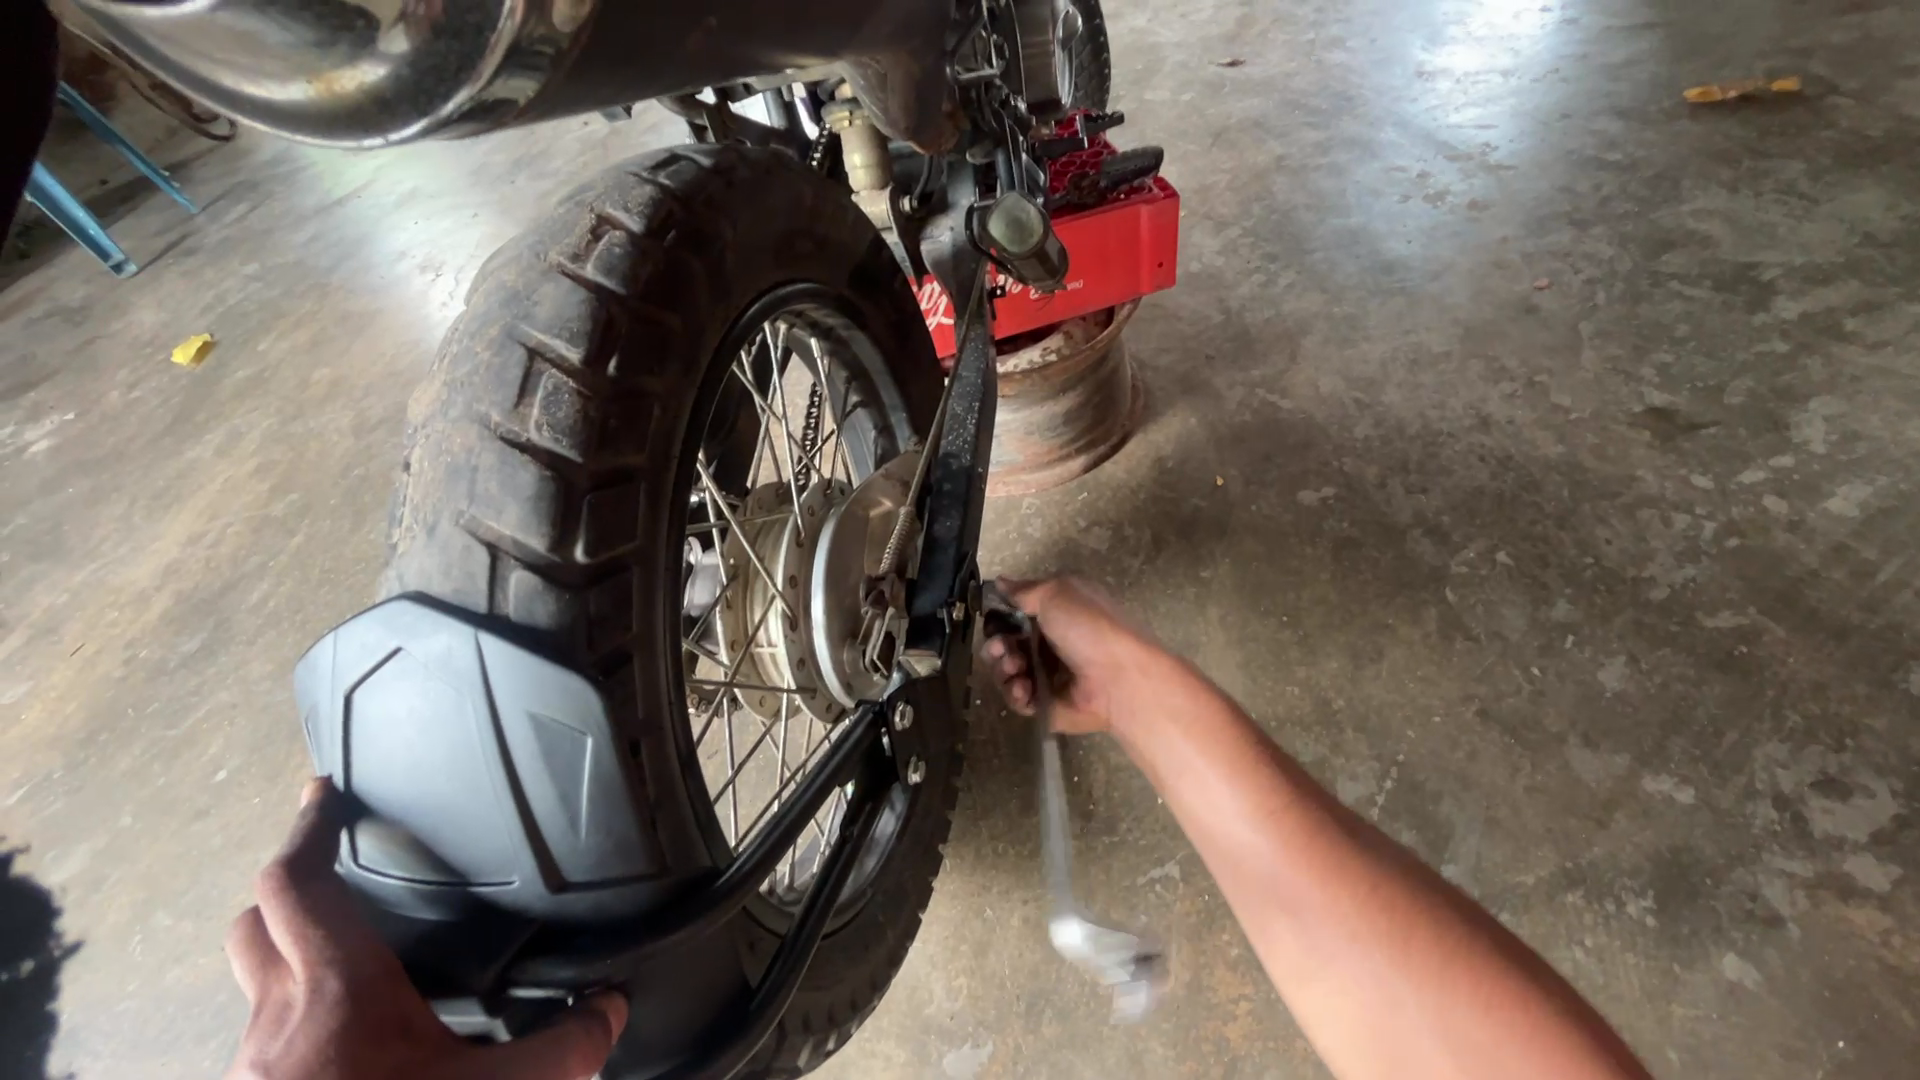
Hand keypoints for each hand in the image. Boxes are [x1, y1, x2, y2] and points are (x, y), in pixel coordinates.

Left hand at [225, 779, 626, 1079]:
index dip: (308, 828)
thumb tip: (613, 1007)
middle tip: (344, 857)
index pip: (298, 886)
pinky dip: (305, 1006)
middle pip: (255, 923)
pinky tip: (357, 1031)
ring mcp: (257, 1068)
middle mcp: (279, 1023)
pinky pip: (271, 1032)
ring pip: (258, 982)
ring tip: (360, 942)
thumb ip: (567, 1044)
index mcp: (336, 992)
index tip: (323, 789)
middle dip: (290, 879)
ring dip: (295, 948)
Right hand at [978, 576, 1160, 734]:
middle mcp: (1050, 643)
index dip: (1000, 618)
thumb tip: (1000, 581)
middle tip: (1001, 649)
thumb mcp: (1057, 593)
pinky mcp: (1046, 703)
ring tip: (1016, 668)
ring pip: (1008, 671)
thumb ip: (1025, 590)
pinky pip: (1018, 699)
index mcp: (1056, 614)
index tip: (994, 620)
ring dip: (1003, 669)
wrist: (1119, 678)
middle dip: (996, 645)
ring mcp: (1048, 675)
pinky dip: (1015, 693)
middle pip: (1006, 644)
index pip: (1015, 615)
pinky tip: (1024, 689)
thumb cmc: (1089, 627)